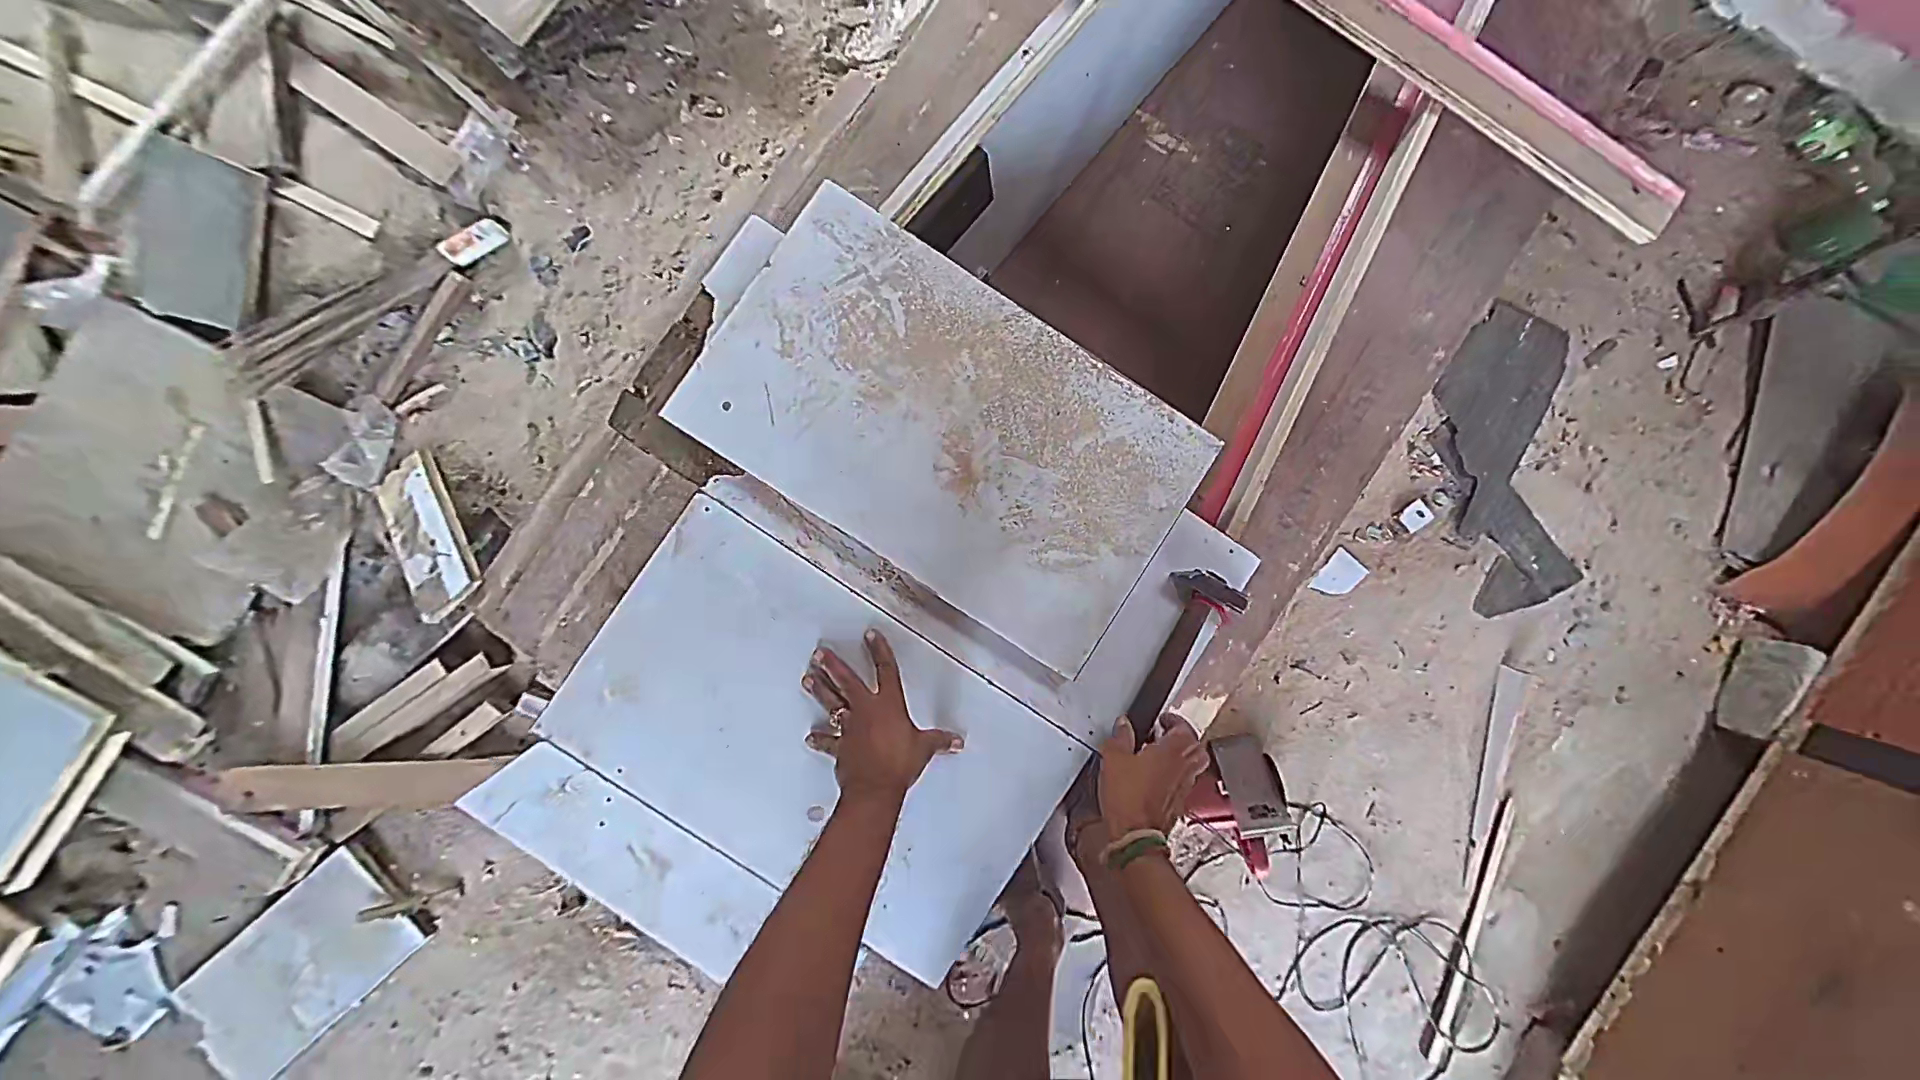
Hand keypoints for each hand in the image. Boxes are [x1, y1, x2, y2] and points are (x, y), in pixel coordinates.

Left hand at [803, 630, 963, 805]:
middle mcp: (866, 711)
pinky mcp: (840, 747)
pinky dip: (820, 738)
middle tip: (821, 653)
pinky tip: (811, 735)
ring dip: (819, 689)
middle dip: (833, 665)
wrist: (875, 789)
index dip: (879, 650)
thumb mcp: (924, 749)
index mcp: (889, 705)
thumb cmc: (898, 765)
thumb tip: (954, 741)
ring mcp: (850, 728)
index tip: (870, 636)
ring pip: (831, 702)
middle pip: (847, 681)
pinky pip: (828, 740)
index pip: (885, 670)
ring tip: (808, 677)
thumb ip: (939, 741)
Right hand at [1097, 718, 1206, 835]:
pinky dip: (1173, 777)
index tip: (1162, 719)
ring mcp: (1185, 787)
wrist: (1135, 835)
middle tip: (1166, 735)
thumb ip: (1120, 737)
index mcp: (1174, 750)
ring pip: (1192, 765)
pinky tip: (1155, 779)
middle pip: (1195, 747)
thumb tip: (1123, 725)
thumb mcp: (1114, 758)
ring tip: (1160, 755)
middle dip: (1183, 738)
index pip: (1184, 727)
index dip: (1173, 720)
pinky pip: (1183, 784)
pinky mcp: (1179, 804)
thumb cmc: (1129, 798)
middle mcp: (1185, 767)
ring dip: (1180, 758)